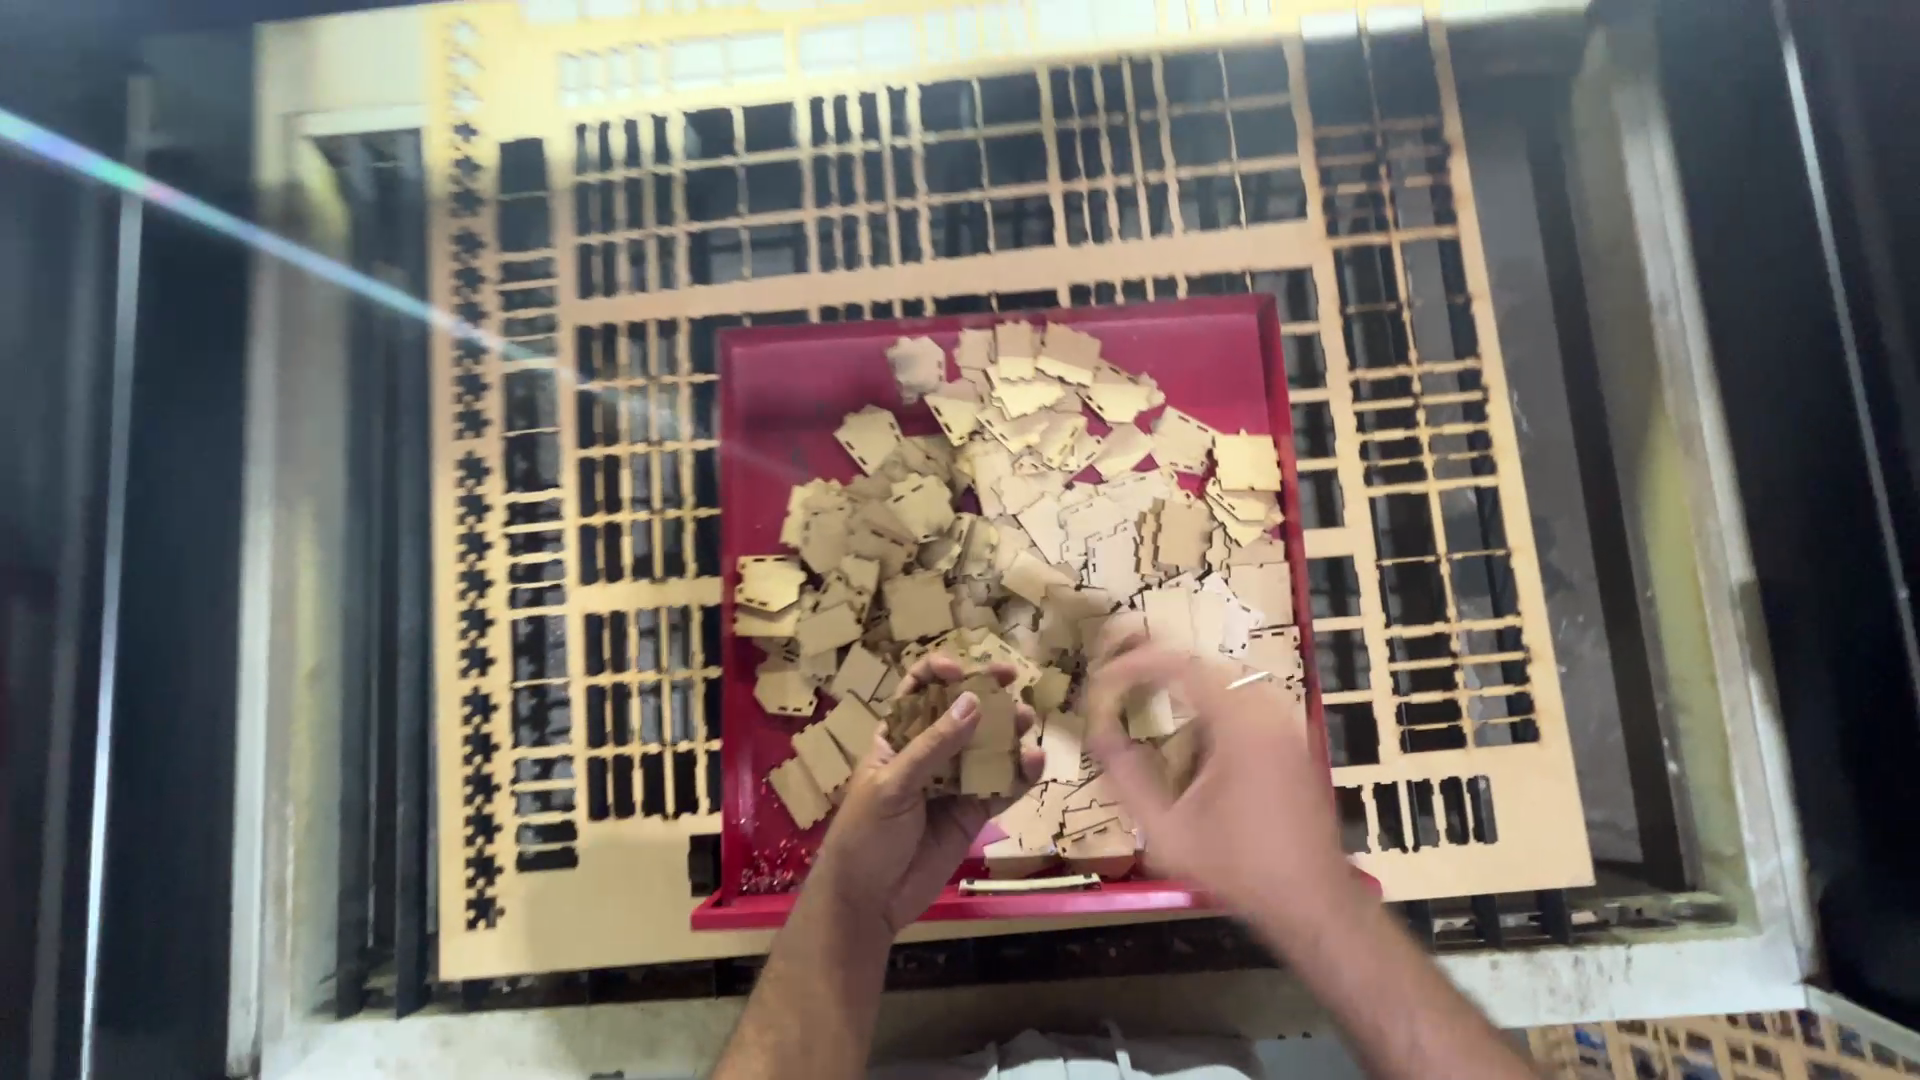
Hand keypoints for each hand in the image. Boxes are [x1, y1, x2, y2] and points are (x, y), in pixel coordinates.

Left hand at [810, 655, 1043, 937]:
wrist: (868, 901)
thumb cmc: (865, 833)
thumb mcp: (893, 784)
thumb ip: (934, 746)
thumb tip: (972, 701)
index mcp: (898, 736)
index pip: (918, 691)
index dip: (938, 673)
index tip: (961, 670)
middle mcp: (929, 752)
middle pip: (961, 711)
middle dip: (986, 691)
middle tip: (1012, 676)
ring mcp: (953, 782)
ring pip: (987, 746)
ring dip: (1008, 729)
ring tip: (1027, 720)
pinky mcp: (973, 812)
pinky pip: (1001, 787)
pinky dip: (1020, 774)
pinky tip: (1034, 761)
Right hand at [1084, 644, 1354, 928]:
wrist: (1313, 904)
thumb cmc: (1239, 870)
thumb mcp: (1169, 833)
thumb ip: (1128, 780)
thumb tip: (1097, 734)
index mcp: (1240, 728)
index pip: (1182, 667)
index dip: (1137, 662)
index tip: (1104, 676)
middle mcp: (1268, 715)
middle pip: (1205, 663)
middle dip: (1157, 662)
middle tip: (1118, 674)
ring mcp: (1286, 726)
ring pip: (1227, 677)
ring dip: (1184, 677)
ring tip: (1144, 687)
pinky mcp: (1293, 740)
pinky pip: (1246, 697)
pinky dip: (1210, 695)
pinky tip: (1188, 718)